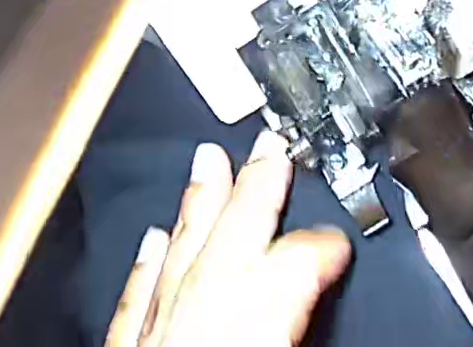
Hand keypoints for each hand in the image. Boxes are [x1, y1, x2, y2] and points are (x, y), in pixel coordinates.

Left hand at [105, 130, 353, 346]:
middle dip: (252, 191)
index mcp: (242, 333)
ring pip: (177, 256)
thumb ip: (301, 327)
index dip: (314, 248)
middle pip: (227, 244)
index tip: (337, 236)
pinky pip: (135, 298)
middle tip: (268, 145)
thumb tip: (320, 308)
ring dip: (197, 205)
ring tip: (208, 159)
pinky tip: (153, 235)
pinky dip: (147, 264)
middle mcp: (192, 326)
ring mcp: (152, 337)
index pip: (286, 276)